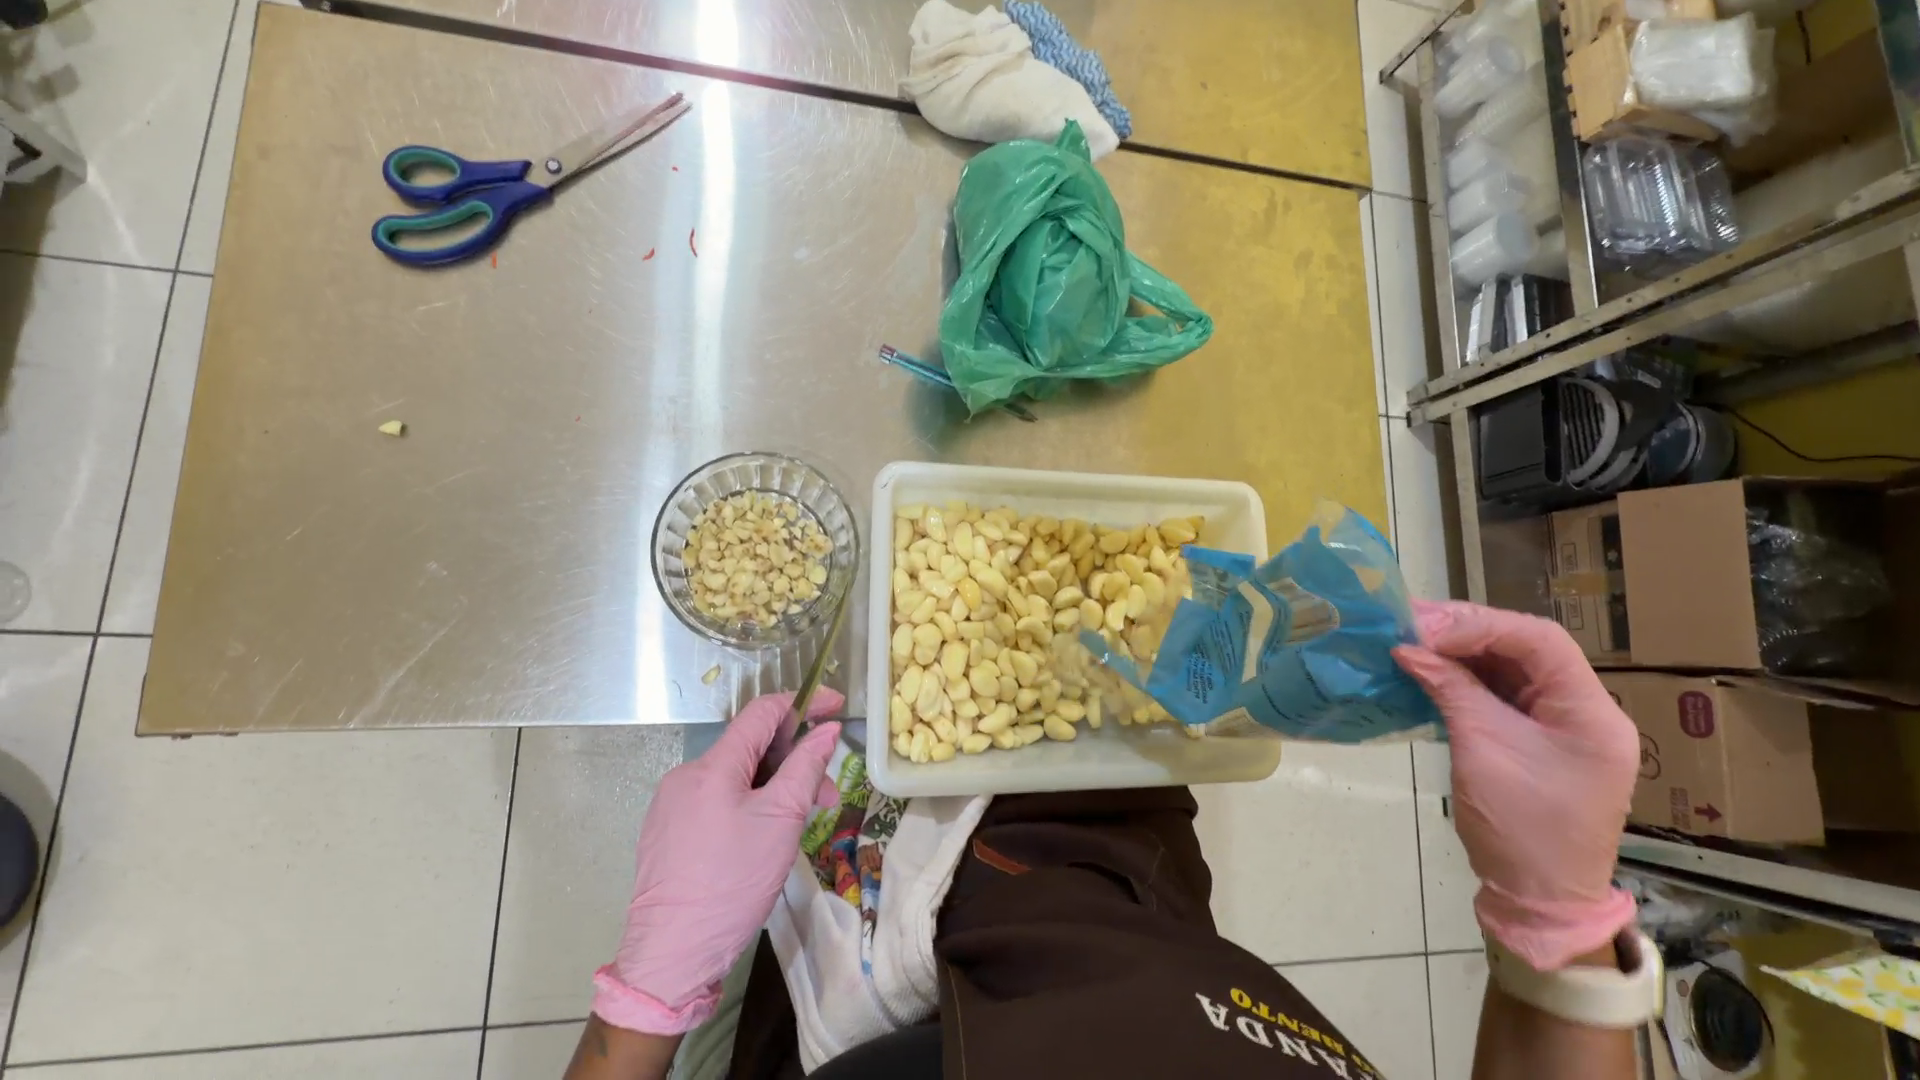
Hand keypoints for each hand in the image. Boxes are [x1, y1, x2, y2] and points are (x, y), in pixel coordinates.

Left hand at [591, 690, 844, 1033]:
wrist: (672, 954)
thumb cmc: (732, 881)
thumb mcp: (781, 820)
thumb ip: (806, 768)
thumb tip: (826, 730)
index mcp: (713, 766)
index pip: (763, 712)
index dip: (803, 704)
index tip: (836, 707)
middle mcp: (687, 775)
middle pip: (750, 748)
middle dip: (794, 761)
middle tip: (826, 795)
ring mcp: (672, 805)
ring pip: (736, 778)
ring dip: (774, 788)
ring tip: (799, 824)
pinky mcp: (667, 833)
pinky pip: (717, 802)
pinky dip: (749, 806)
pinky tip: (763, 839)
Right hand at [1393, 601, 1638, 970]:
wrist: (1541, 898)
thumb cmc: (1521, 827)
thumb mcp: (1482, 750)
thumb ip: (1451, 691)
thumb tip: (1408, 648)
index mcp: (1590, 713)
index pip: (1540, 641)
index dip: (1480, 625)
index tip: (1425, 629)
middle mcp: (1584, 710)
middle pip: (1526, 648)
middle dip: (1467, 631)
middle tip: (1410, 623)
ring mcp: (1562, 724)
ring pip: (1511, 666)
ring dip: (1461, 651)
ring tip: (1411, 638)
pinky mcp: (1538, 738)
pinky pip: (1502, 692)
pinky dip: (1464, 677)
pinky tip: (1428, 668)